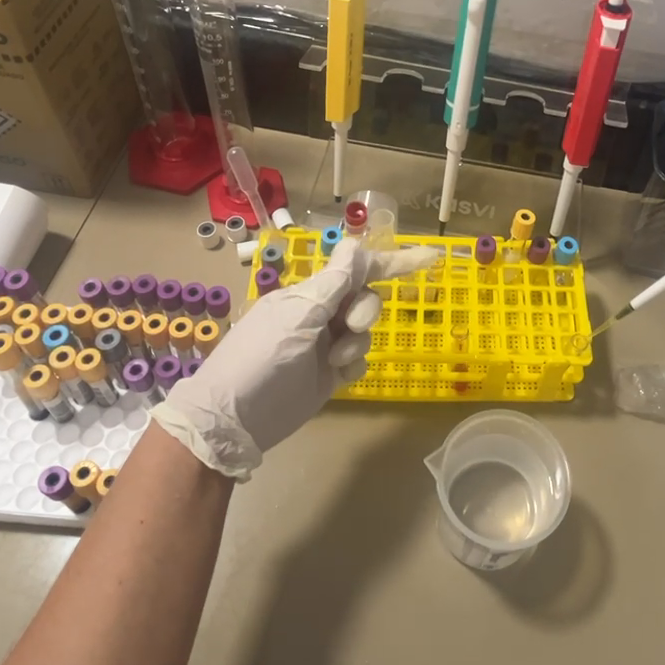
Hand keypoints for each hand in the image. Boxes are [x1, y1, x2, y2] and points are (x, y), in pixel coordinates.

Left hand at [150, 239, 440, 479]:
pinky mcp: (328, 375)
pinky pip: (358, 360)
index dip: (395, 262)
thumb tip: (355, 245)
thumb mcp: (298, 316)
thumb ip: (332, 284)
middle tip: (349, 328)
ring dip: (356, 342)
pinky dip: (354, 365)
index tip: (432, 259)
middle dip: (365, 311)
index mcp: (311, 293)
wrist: (233, 420)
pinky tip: (337, 376)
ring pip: (364, 332)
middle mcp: (320, 314)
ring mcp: (325, 345)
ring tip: (333, 361)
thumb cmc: (261, 359)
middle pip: (366, 298)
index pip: (359, 268)